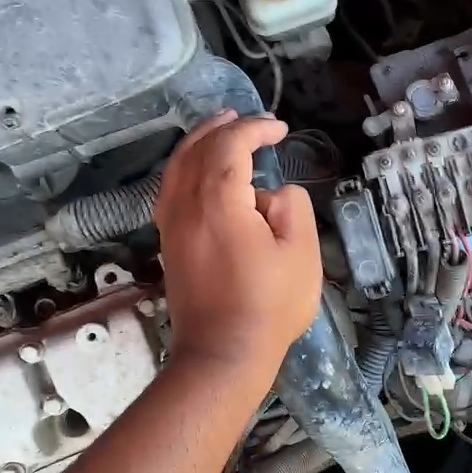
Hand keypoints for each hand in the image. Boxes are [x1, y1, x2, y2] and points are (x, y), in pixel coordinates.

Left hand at [154, 111, 320, 383]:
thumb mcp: (302, 252)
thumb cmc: (270, 305)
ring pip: (176, 166)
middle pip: (197, 149)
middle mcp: (186, 206)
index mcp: (219, 203)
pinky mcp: (169, 242)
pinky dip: (187, 165)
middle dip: (225, 128)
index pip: (230, 147)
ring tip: (222, 128)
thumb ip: (292, 206)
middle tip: (253, 120)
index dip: (255, 129)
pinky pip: (171, 187)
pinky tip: (202, 170)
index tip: (281, 129)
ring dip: (200, 142)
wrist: (223, 353)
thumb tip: (271, 194)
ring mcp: (171, 224)